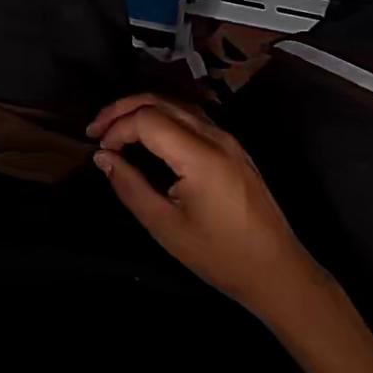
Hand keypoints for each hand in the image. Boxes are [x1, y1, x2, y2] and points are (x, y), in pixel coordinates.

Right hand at [88, 93, 321, 319]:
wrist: (278, 272)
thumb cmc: (219, 256)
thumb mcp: (165, 227)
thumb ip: (130, 186)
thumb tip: (102, 156)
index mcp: (200, 155)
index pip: (147, 119)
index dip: (116, 128)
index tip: (99, 150)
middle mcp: (215, 136)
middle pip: (160, 101)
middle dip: (123, 109)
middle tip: (95, 128)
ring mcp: (227, 139)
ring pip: (176, 104)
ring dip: (141, 109)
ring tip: (114, 127)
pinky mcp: (231, 147)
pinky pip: (190, 117)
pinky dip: (161, 117)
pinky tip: (146, 134)